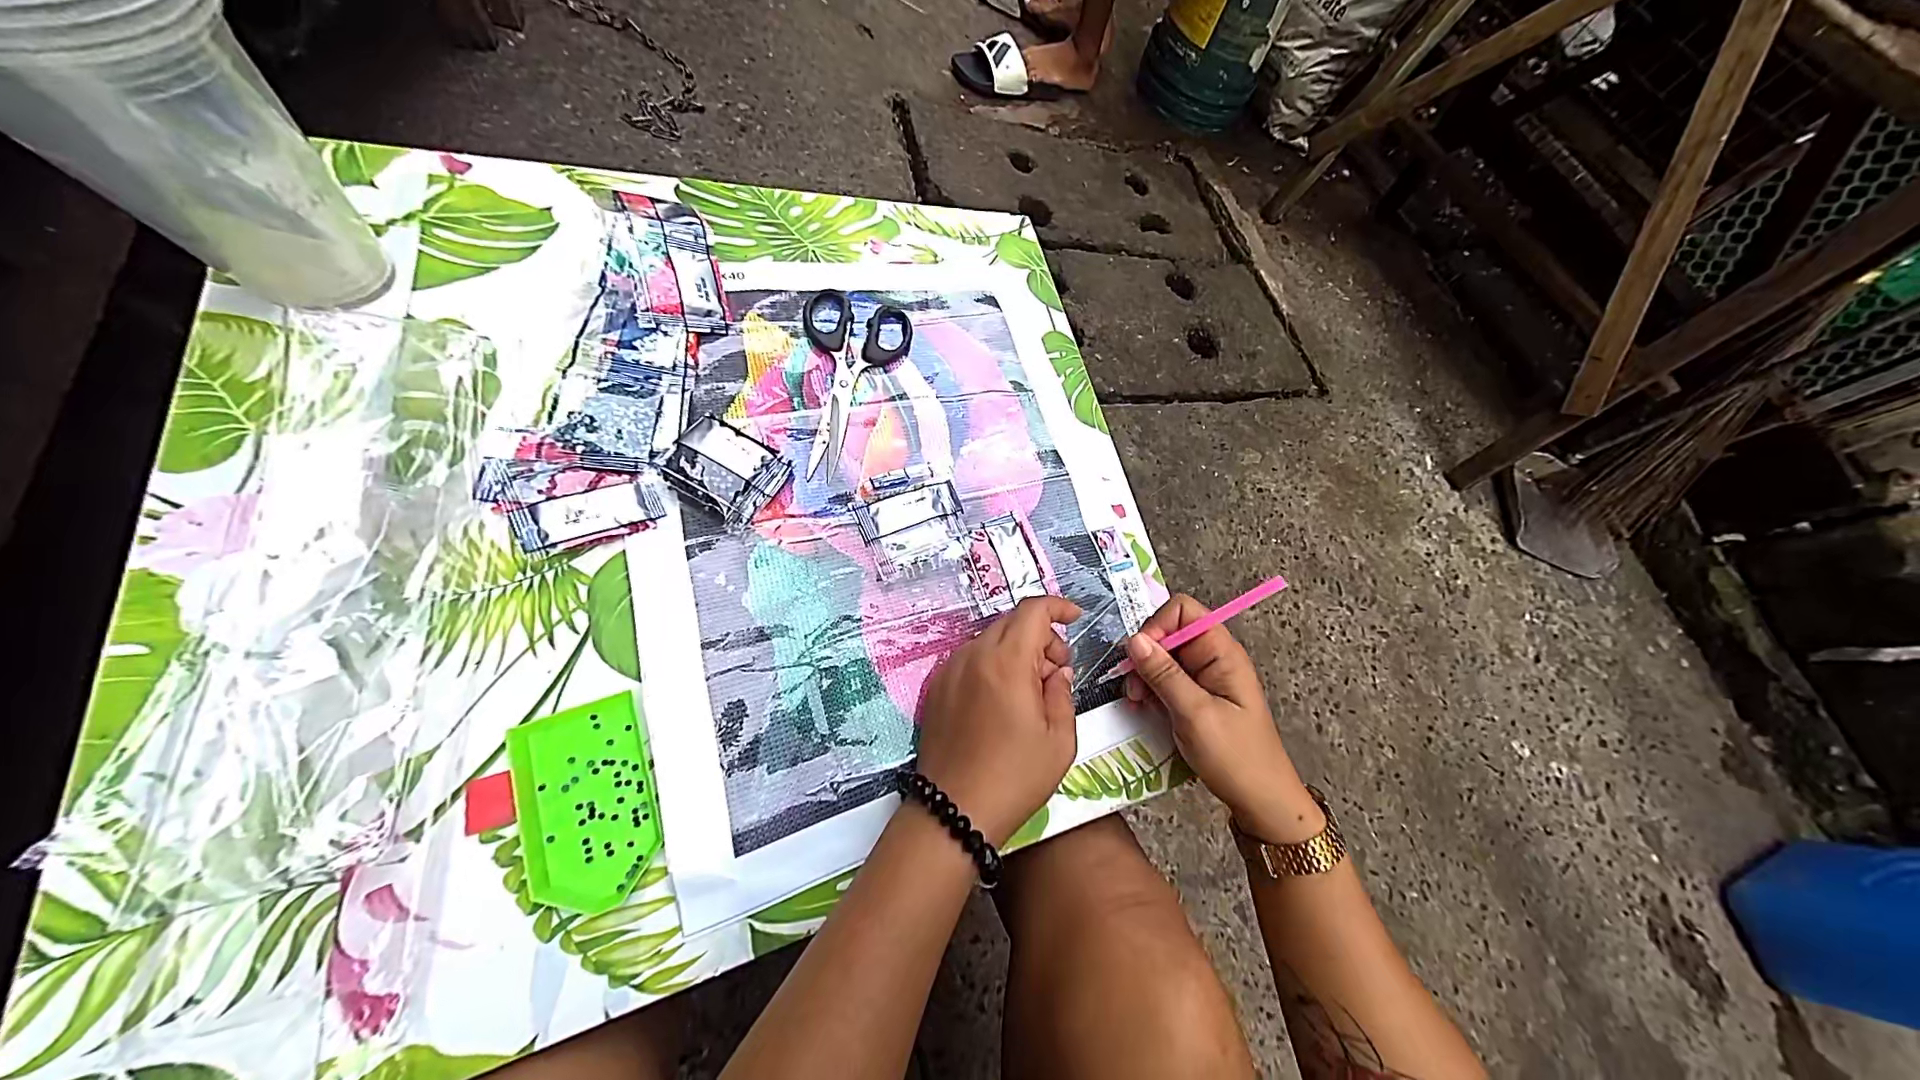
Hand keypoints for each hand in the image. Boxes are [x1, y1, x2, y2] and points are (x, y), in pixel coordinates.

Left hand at [916, 595, 1082, 845]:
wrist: (953, 810)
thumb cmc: (1013, 778)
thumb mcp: (1059, 739)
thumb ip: (1062, 693)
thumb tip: (1057, 672)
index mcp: (1006, 663)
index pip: (1033, 610)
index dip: (1058, 607)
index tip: (1075, 618)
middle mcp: (973, 656)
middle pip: (1011, 622)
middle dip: (1041, 636)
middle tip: (1057, 671)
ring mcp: (950, 671)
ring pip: (990, 640)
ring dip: (1016, 651)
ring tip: (1030, 692)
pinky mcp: (937, 688)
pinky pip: (971, 660)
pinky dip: (993, 665)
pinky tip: (1002, 702)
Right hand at [1123, 594, 1322, 843]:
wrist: (1260, 801)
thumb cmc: (1236, 758)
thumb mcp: (1195, 714)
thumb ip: (1164, 674)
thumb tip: (1134, 639)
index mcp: (1222, 652)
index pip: (1182, 611)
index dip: (1157, 626)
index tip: (1140, 657)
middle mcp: (1211, 657)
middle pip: (1167, 632)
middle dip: (1144, 654)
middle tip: (1135, 687)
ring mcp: (1202, 677)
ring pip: (1160, 656)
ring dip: (1143, 675)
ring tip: (1139, 701)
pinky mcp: (1193, 695)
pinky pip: (1163, 679)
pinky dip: (1149, 690)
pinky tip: (1145, 708)